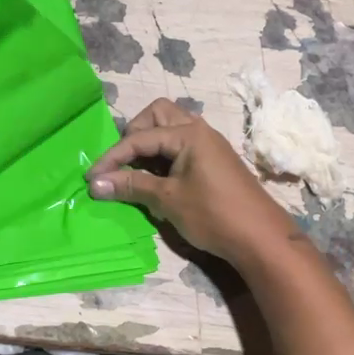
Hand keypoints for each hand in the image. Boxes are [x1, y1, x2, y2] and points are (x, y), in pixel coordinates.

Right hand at [87, 98, 298, 264]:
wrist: (262, 239)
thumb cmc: (214, 215)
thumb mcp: (168, 200)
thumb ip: (131, 186)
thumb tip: (95, 183)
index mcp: (189, 134)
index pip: (139, 138)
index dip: (112, 157)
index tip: (91, 177)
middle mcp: (199, 130)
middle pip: (157, 115)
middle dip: (133, 135)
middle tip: (122, 163)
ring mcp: (209, 144)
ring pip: (170, 128)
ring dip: (149, 144)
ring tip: (135, 170)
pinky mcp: (214, 161)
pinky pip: (180, 144)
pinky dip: (163, 155)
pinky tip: (156, 179)